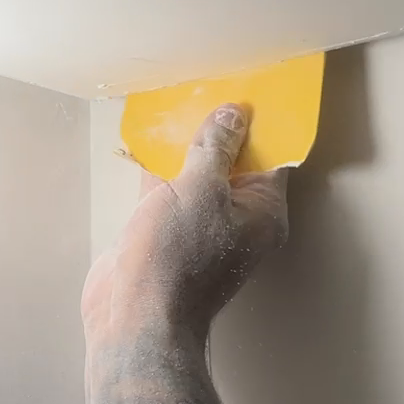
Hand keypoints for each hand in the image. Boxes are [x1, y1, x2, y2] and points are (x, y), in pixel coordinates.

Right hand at [82, 104, 289, 344]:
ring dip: (182, 148)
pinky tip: (142, 141)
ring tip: (171, 104)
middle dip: (215, 130)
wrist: (133, 316)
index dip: (258, 124)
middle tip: (202, 87)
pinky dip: (155, 168)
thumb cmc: (176, 254)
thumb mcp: (200, 188)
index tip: (243, 89)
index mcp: (262, 213)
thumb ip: (215, 147)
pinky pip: (165, 191)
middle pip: (231, 165)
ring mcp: (197, 228)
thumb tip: (234, 113)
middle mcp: (235, 221)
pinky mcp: (163, 233)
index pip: (270, 159)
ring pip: (195, 177)